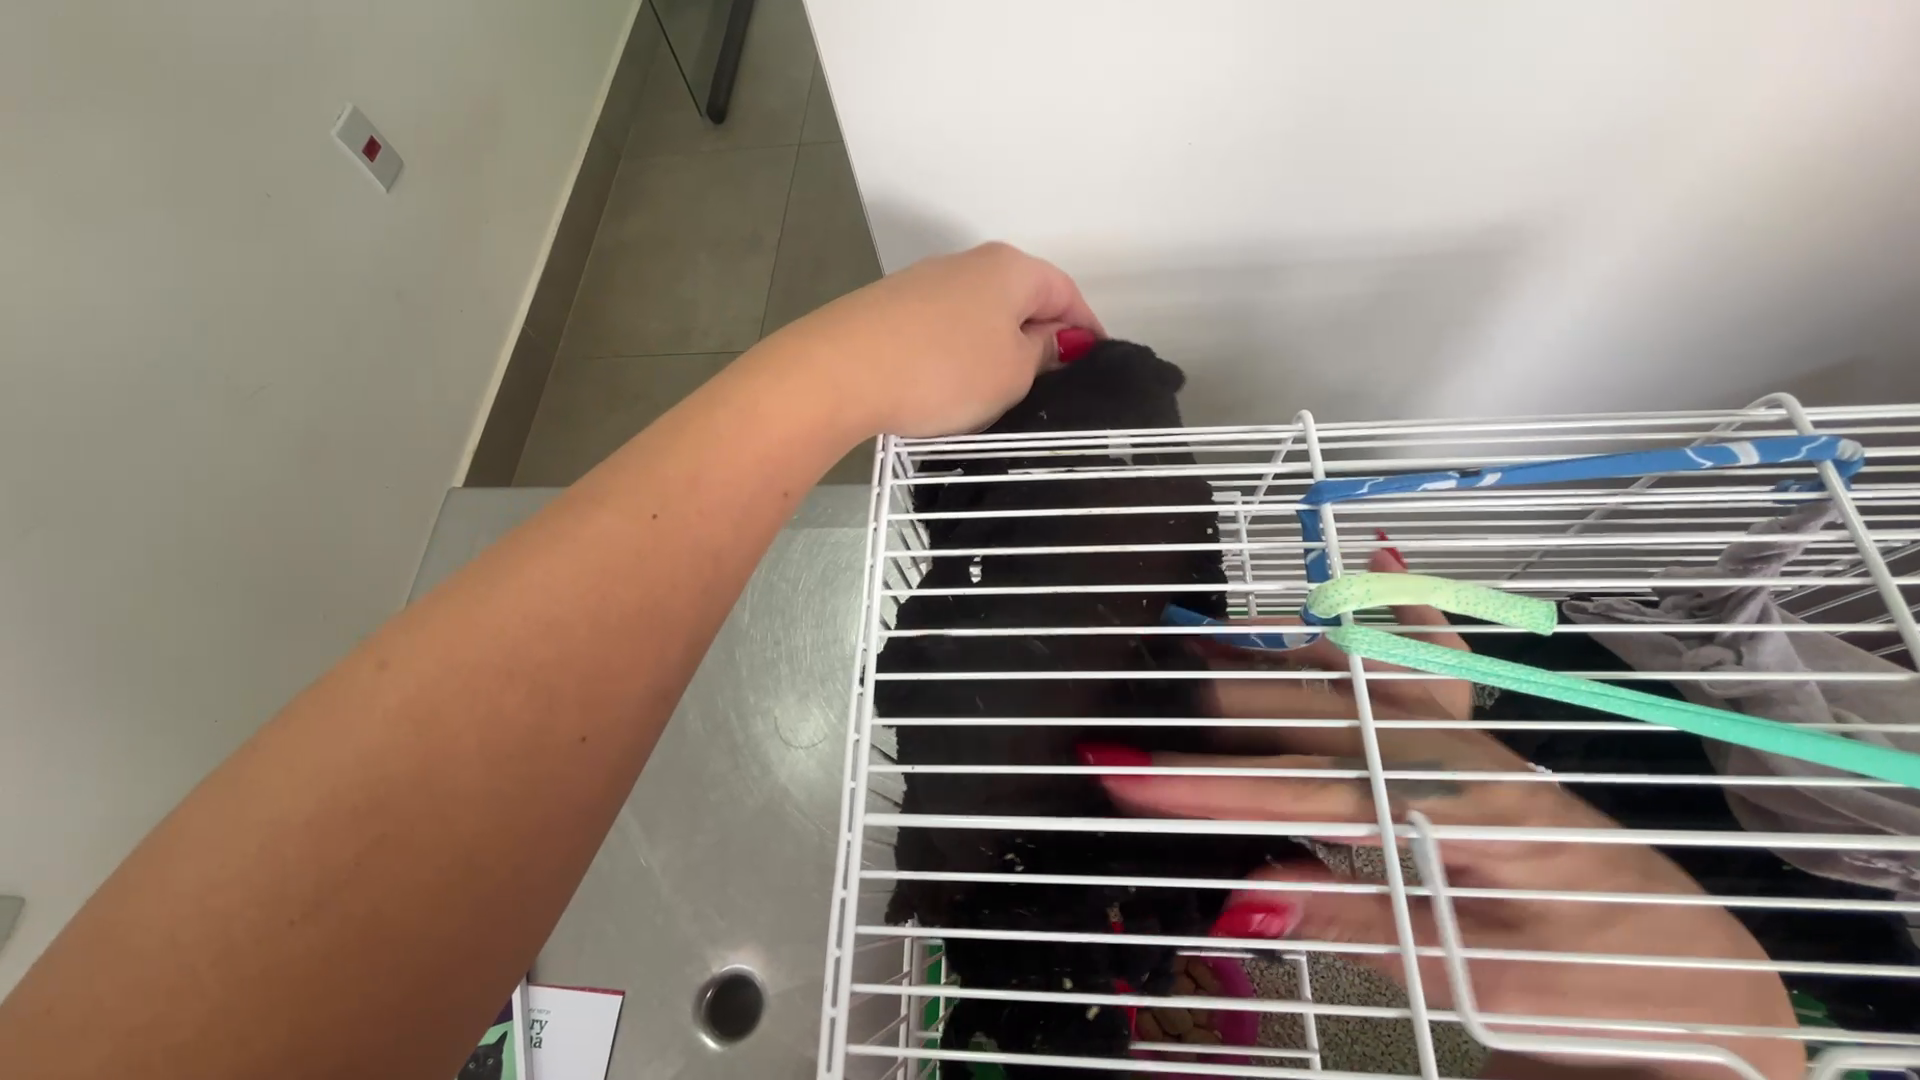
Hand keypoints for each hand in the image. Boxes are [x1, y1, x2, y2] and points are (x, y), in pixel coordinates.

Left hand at [765, 241, 1102, 437]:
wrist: (840, 372)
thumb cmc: (943, 371)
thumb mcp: (1012, 372)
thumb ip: (1044, 354)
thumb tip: (1058, 340)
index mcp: (1010, 269)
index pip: (1066, 293)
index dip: (1086, 330)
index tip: (1095, 364)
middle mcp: (968, 264)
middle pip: (1021, 300)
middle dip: (1040, 338)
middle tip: (1050, 385)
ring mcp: (924, 283)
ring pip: (980, 317)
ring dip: (997, 349)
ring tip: (999, 393)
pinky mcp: (892, 309)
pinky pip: (944, 331)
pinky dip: (959, 355)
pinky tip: (951, 386)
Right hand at [1083, 551, 1801, 1079]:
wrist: (1681, 963)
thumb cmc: (1587, 984)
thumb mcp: (1475, 979)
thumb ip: (1360, 923)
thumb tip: (1243, 897)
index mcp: (1468, 815)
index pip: (1311, 792)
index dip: (1211, 787)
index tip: (1127, 774)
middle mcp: (1463, 752)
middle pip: (1318, 718)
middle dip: (1213, 716)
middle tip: (1129, 706)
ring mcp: (1470, 732)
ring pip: (1357, 674)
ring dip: (1269, 657)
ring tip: (1193, 636)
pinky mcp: (1473, 733)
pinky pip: (1432, 659)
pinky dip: (1400, 610)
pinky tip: (1384, 559)